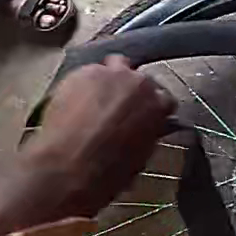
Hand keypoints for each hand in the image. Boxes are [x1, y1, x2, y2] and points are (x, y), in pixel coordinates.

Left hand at [24, 56, 175, 215]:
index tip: (143, 113)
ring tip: (98, 95)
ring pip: (115, 65)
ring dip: (110, 78)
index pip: (164, 99)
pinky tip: (74, 100)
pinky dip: (84, 83)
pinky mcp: (83, 72)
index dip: (151, 107)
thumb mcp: (141, 155)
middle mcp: (138, 83)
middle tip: (118, 106)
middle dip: (130, 90)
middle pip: (139, 78)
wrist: (71, 164)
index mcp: (157, 105)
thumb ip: (147, 132)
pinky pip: (88, 72)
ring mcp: (110, 74)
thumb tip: (143, 130)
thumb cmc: (108, 170)